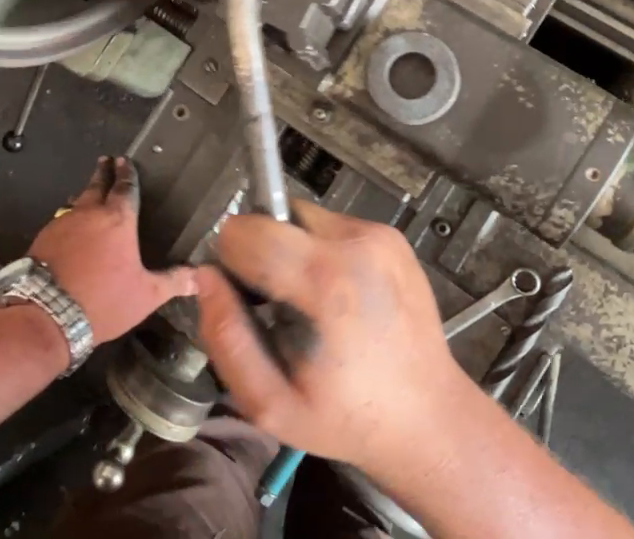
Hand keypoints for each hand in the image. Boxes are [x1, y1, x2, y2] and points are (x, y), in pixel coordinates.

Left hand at [29, 156, 197, 342]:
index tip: (125, 161)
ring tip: (90, 194)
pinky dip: (70, 220)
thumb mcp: (146, 295)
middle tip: (106, 161)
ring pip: (77, 202)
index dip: (127, 174)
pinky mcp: (42, 239)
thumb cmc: (103, 300)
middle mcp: (88, 213)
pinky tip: (71, 230)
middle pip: (97, 186)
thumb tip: (199, 277)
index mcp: (117, 219)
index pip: (125, 188)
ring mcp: (62, 223)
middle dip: (103, 173)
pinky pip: (61, 221)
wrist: (45, 314)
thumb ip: (173, 282)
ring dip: (85, 195)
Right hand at [193, 201, 472, 475]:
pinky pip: (334, 227)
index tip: (245, 299)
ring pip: (305, 218)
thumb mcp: (269, 403)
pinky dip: (323, 252)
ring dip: (293, 250)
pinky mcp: (393, 238)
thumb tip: (205, 278)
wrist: (428, 417)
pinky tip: (337, 298)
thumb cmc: (347, 417)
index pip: (248, 230)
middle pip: (276, 216)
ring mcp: (380, 237)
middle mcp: (357, 245)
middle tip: (276, 305)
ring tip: (311, 304)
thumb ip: (226, 338)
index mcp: (326, 283)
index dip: (232, 260)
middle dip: (262, 252)